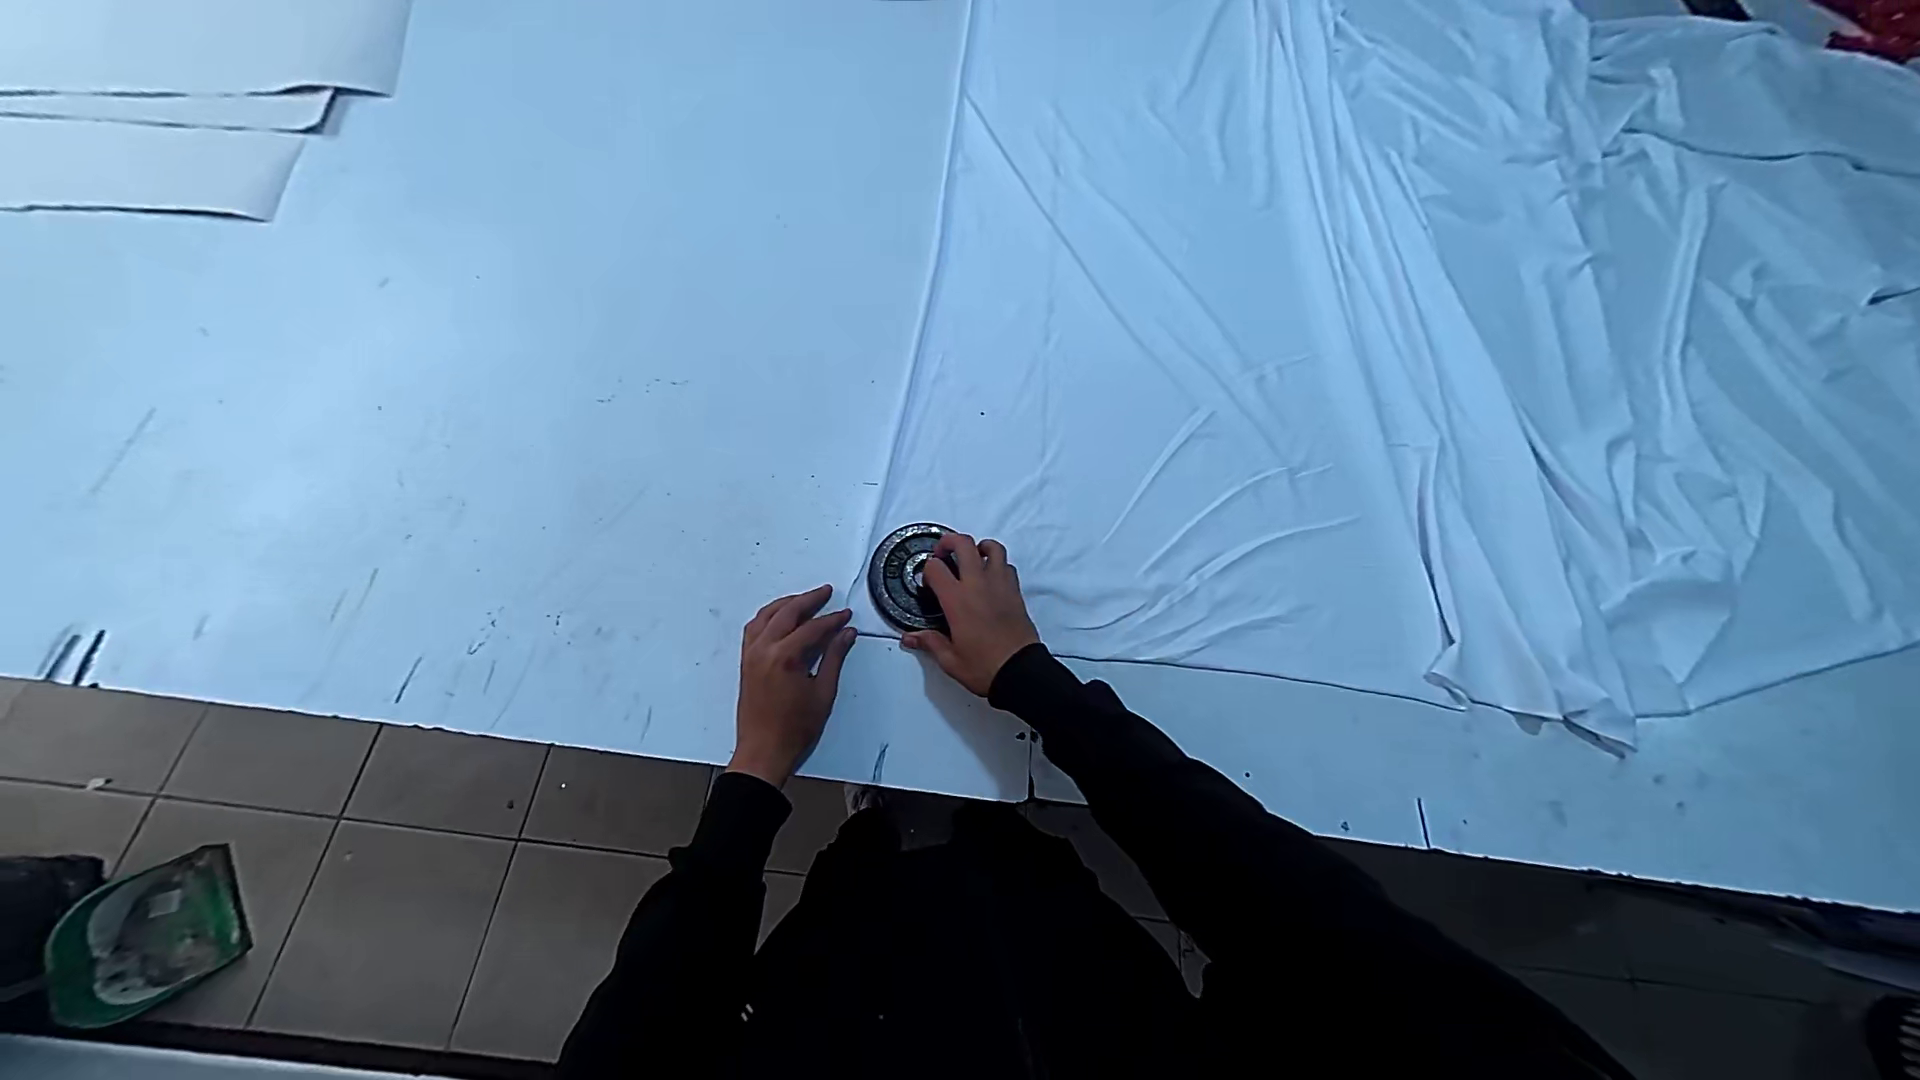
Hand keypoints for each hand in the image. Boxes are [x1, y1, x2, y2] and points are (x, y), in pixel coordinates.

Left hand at [729, 584, 856, 787]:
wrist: (763, 751)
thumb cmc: (794, 728)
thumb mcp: (823, 692)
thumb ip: (834, 658)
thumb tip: (845, 634)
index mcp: (784, 657)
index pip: (812, 628)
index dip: (832, 620)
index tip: (845, 616)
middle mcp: (763, 650)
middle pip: (787, 613)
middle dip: (809, 600)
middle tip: (825, 593)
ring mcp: (751, 655)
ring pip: (767, 616)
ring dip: (786, 604)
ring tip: (804, 600)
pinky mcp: (745, 662)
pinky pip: (754, 628)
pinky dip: (768, 617)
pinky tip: (780, 617)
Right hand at [900, 532, 1040, 696]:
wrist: (1020, 672)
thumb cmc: (987, 666)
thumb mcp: (950, 659)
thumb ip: (930, 642)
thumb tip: (913, 638)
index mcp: (957, 600)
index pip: (935, 568)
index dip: (927, 570)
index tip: (928, 581)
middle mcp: (978, 586)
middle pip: (963, 544)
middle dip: (949, 542)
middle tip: (943, 551)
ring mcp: (999, 585)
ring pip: (992, 548)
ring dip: (979, 547)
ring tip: (971, 556)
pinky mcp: (1015, 592)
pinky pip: (1007, 566)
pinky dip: (998, 564)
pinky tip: (990, 577)